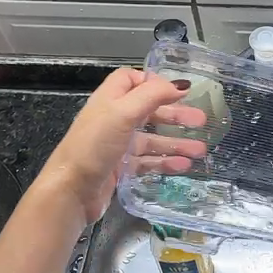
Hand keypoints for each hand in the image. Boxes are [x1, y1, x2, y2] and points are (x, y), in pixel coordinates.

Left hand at [32, 68, 207, 224]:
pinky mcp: (120, 168)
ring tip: (200, 150)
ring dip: (176, 142)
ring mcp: (116, 145)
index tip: (179, 91)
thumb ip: (152, 95)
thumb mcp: (123, 114)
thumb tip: (180, 84)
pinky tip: (184, 166)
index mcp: (109, 100)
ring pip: (152, 138)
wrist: (71, 191)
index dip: (154, 82)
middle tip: (201, 121)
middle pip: (148, 110)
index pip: (131, 80)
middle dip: (175, 115)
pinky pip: (148, 161)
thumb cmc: (94, 147)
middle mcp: (113, 119)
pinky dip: (166, 162)